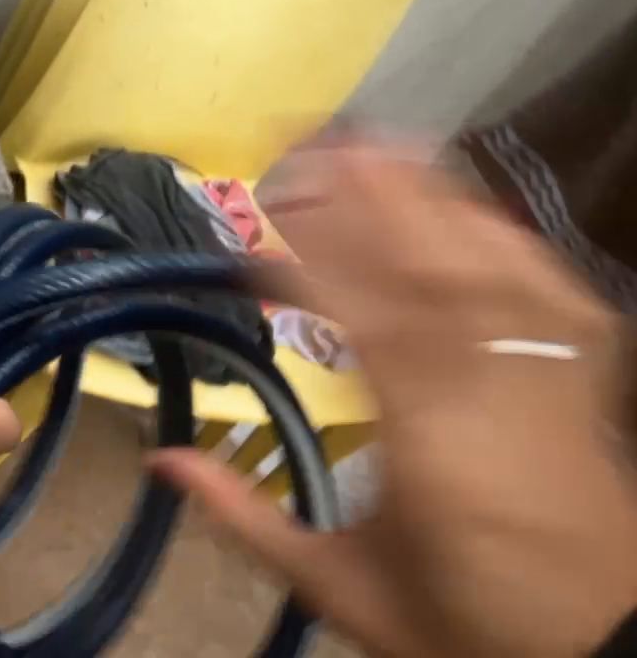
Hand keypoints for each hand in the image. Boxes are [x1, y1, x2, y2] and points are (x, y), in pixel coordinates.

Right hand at [150, 144, 636, 657]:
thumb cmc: (472, 633)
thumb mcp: (347, 594)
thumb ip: (249, 519)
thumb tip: (159, 456)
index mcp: (444, 458)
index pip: (379, 331)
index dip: (315, 269)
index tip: (250, 242)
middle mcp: (510, 410)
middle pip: (453, 281)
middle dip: (383, 200)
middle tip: (314, 140)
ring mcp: (563, 399)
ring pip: (508, 279)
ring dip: (439, 204)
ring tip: (375, 150)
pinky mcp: (589, 398)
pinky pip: (557, 303)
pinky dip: (509, 245)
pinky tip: (462, 212)